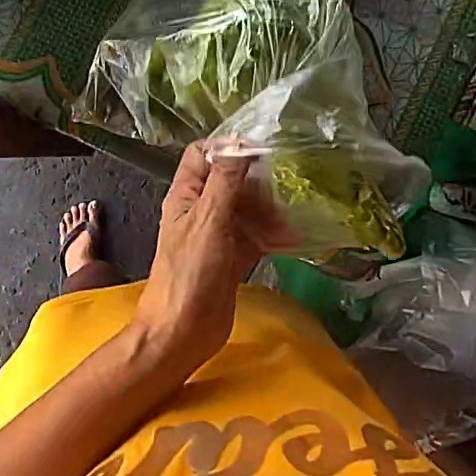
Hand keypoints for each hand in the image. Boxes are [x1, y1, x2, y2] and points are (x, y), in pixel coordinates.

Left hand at [135, 142, 293, 370]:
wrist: (183, 332)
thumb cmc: (190, 273)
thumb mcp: (208, 220)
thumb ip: (225, 181)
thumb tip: (240, 143)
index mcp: (186, 195)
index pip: (202, 154)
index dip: (228, 147)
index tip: (261, 151)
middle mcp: (201, 209)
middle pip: (231, 179)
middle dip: (258, 181)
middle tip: (285, 185)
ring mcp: (218, 233)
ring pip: (247, 207)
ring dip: (270, 209)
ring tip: (291, 217)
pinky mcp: (233, 255)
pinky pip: (256, 234)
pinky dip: (273, 233)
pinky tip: (292, 237)